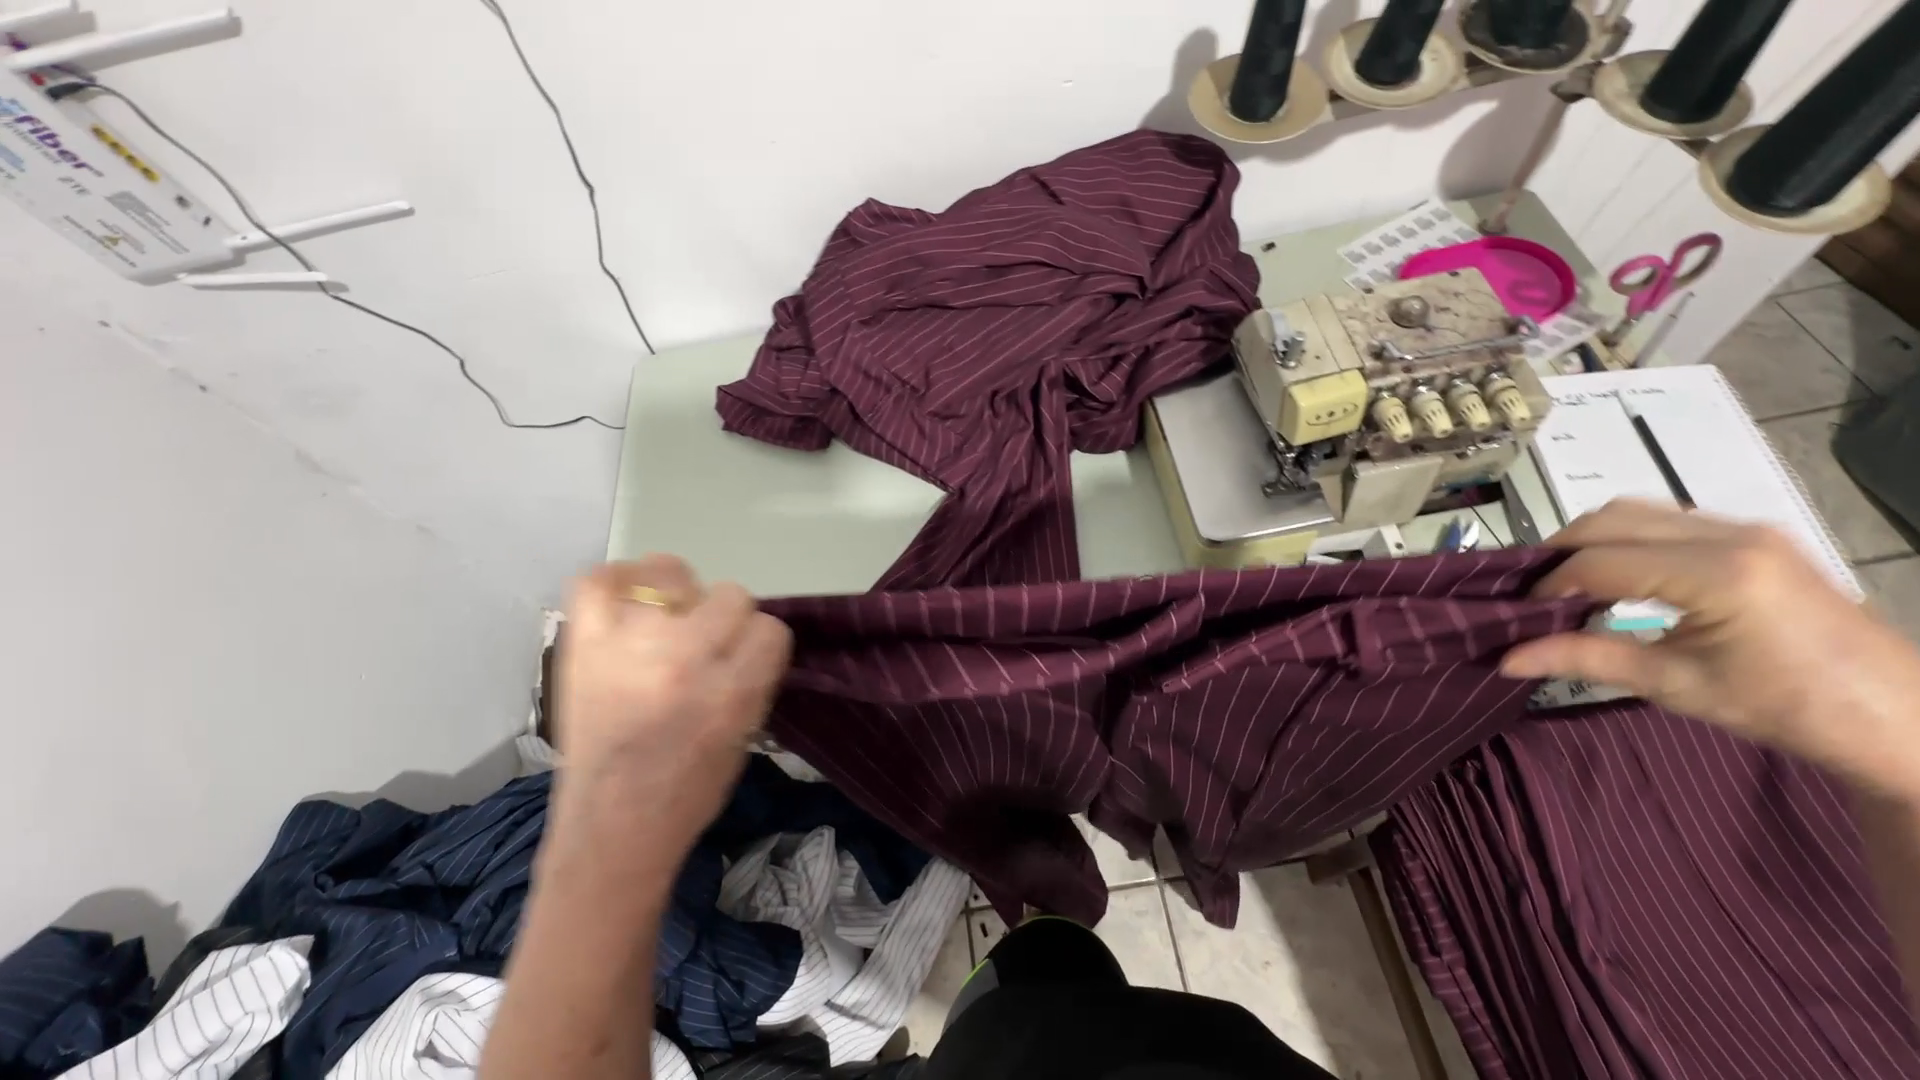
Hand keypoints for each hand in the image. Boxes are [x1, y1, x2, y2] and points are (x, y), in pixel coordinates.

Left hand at [549, 556, 793, 872]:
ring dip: (678, 599)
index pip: (771, 628)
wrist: (612, 825)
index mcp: (731, 691)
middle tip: (704, 650)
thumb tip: (747, 635)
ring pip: (673, 573)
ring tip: (664, 628)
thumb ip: (753, 677)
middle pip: (732, 595)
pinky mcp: (584, 643)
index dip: (760, 646)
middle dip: (726, 624)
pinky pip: (601, 579)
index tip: (744, 662)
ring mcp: (627, 645)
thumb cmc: (689, 790)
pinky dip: (616, 584)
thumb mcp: (747, 734)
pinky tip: (628, 605)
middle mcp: (683, 659)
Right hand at [1501, 500, 1919, 798]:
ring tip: (1569, 583)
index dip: (1550, 585)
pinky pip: (1668, 521)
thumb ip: (1586, 659)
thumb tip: (1506, 658)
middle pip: (1611, 519)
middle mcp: (1732, 535)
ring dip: (1592, 540)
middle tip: (1533, 592)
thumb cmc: (1786, 708)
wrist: (1896, 715)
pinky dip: (1626, 540)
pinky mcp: (1756, 537)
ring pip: (1637, 511)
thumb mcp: (1676, 685)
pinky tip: (1618, 578)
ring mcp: (1748, 530)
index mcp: (1717, 574)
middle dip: (1561, 551)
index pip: (1599, 561)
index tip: (1521, 614)